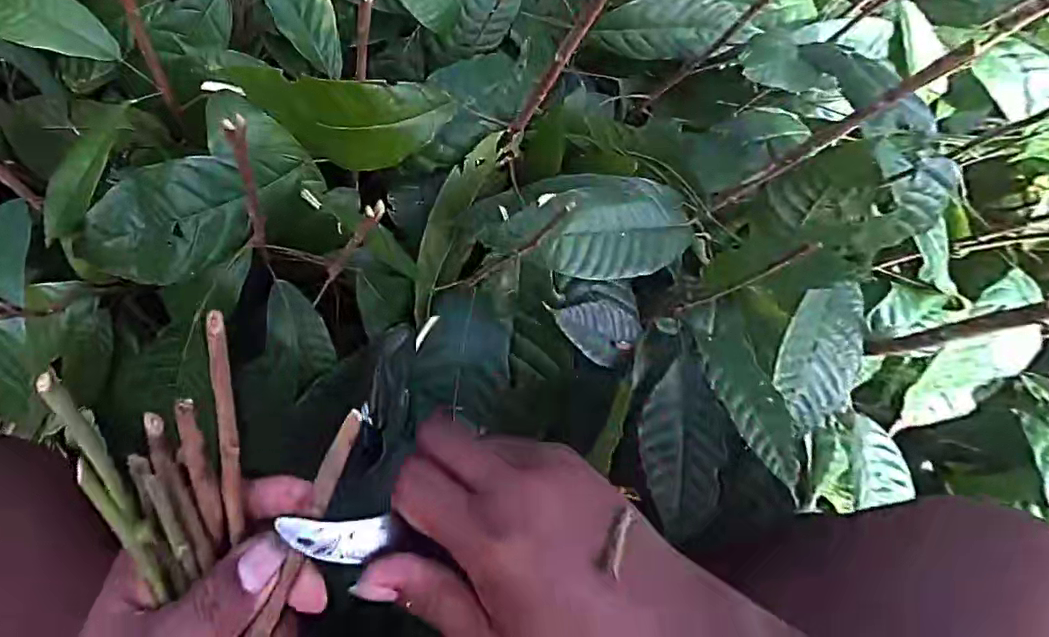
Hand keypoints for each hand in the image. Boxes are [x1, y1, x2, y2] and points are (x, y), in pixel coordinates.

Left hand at [80, 476, 327, 636]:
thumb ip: (212, 603)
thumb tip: (272, 548)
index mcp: (156, 550)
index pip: (212, 494)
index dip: (262, 490)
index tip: (306, 500)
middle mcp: (183, 565)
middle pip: (247, 536)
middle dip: (285, 561)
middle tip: (315, 596)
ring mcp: (202, 601)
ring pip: (260, 579)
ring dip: (281, 605)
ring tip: (282, 634)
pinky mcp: (220, 628)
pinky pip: (258, 617)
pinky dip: (273, 628)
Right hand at [349, 416, 798, 636]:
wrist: (681, 630)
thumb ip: (432, 596)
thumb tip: (367, 574)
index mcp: (491, 535)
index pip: (411, 478)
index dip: (403, 505)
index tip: (418, 534)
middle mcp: (513, 479)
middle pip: (435, 432)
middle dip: (426, 464)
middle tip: (443, 514)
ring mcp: (545, 458)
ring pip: (473, 434)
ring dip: (465, 465)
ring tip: (493, 518)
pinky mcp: (568, 452)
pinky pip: (511, 442)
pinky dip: (501, 466)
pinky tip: (528, 512)